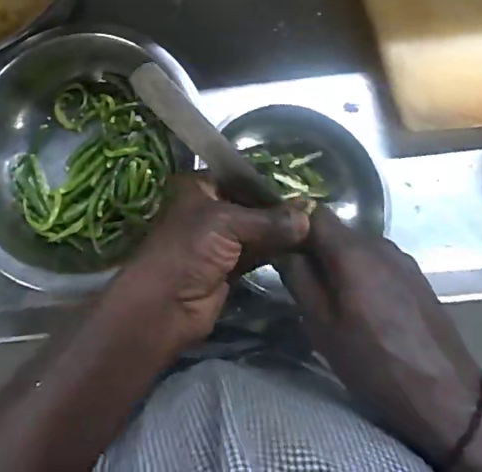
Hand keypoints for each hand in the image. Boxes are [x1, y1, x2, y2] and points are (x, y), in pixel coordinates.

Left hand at [103, 173, 310, 354]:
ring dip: (281, 232)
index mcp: (199, 186)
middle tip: (316, 209)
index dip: (268, 182)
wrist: (165, 305)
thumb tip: (309, 214)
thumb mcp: (227, 224)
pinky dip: (276, 251)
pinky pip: (257, 253)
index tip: (304, 187)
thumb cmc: (188, 249)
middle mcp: (209, 208)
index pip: (239, 176)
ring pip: (256, 230)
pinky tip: (303, 248)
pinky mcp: (228, 266)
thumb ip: (269, 219)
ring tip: (316, 228)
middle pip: (250, 204)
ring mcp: (218, 239)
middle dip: (279, 209)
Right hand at [280, 210, 481, 470]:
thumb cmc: (375, 362)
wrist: (448, 398)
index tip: (279, 240)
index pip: (313, 210)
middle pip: (336, 228)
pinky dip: (363, 271)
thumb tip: (284, 249)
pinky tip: (365, 304)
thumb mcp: (322, 326)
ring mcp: (401, 258)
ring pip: (358, 245)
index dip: (293, 220)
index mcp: (351, 250)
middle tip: (302, 275)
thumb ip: (298, 279)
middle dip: (315, 245)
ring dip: (341, 260)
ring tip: (334, 294)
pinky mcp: (417, 276)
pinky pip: (378, 260)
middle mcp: (377, 242)